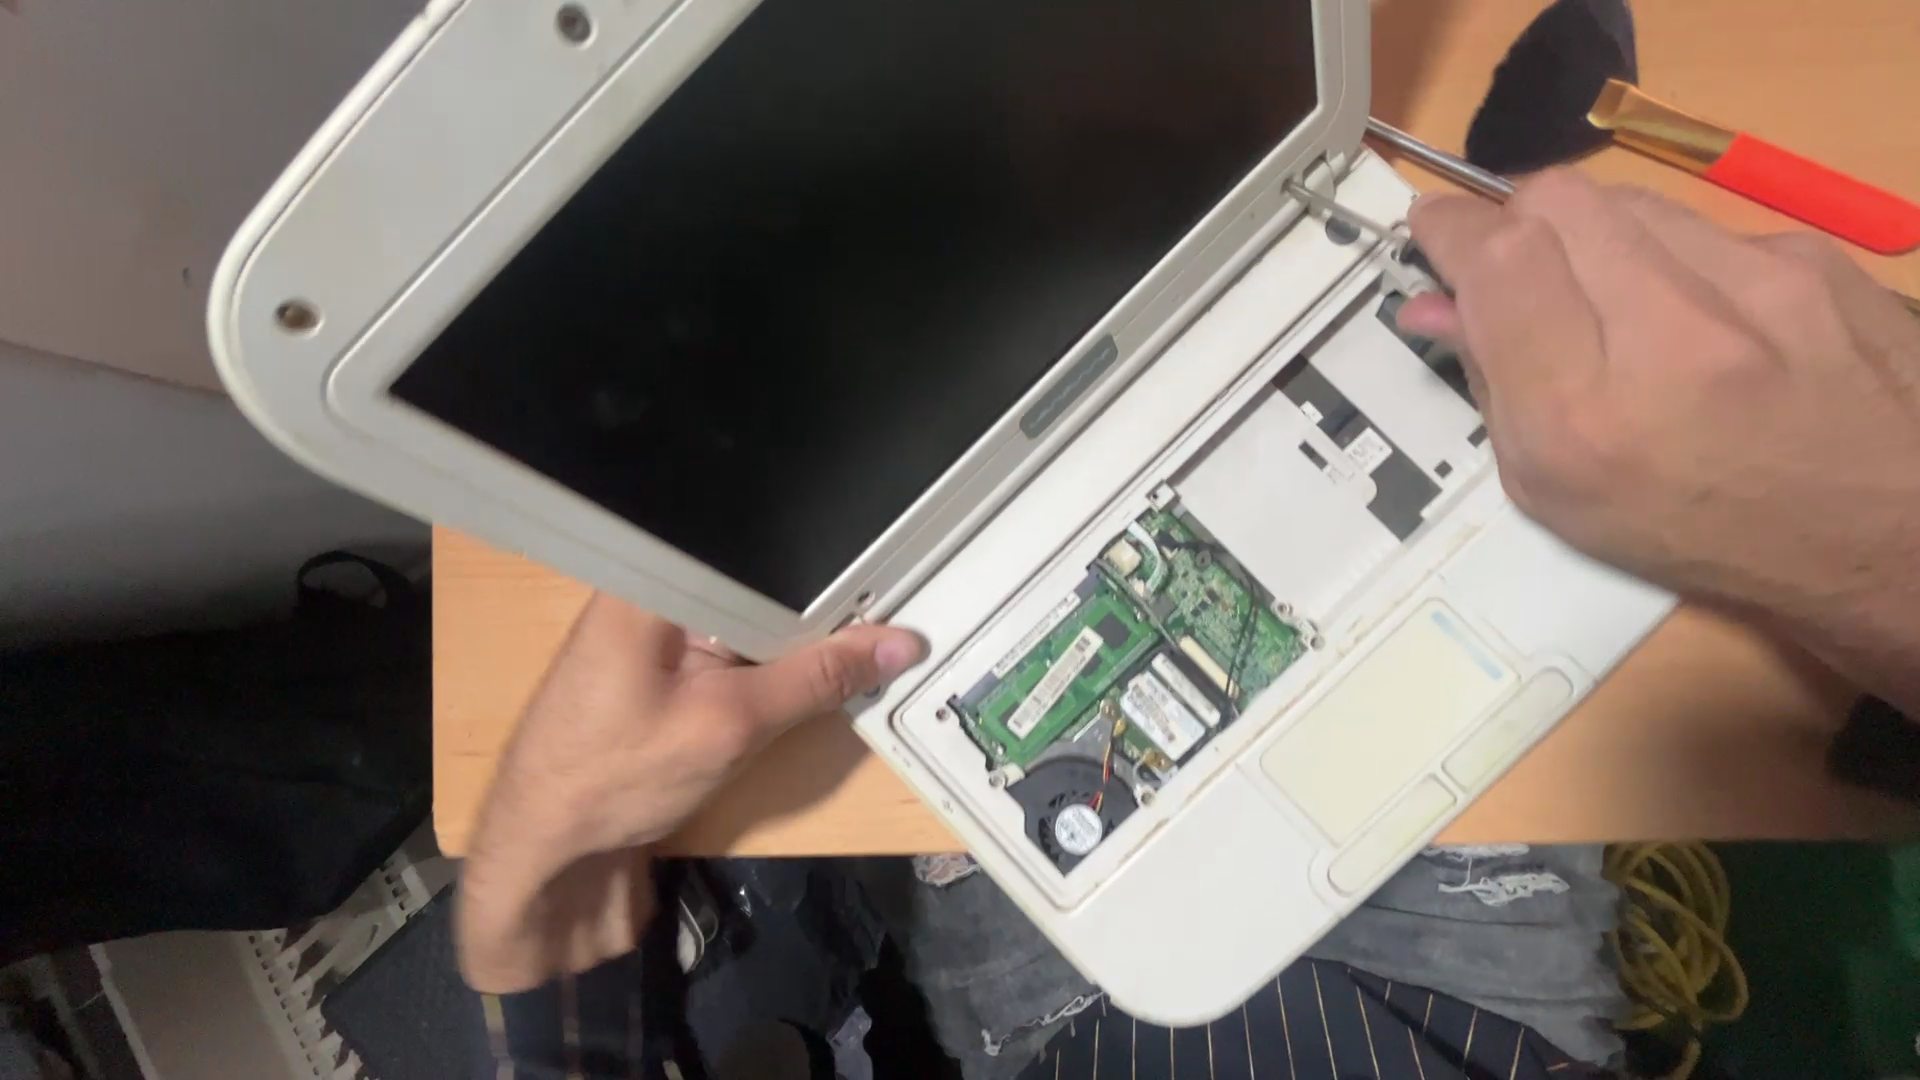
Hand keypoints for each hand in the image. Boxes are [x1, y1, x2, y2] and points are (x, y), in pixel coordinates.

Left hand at [455, 594, 924, 991]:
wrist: (544, 852)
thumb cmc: (616, 780)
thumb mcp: (732, 723)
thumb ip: (817, 678)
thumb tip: (899, 643)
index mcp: (655, 579)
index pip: (760, 547)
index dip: (825, 562)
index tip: (884, 581)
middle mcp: (655, 587)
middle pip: (758, 576)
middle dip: (815, 601)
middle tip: (882, 615)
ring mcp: (660, 623)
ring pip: (753, 611)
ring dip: (796, 636)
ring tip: (858, 638)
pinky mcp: (667, 656)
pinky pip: (736, 640)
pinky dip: (771, 658)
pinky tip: (803, 670)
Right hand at [1400, 169, 1919, 710]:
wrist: (1875, 530)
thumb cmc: (1677, 525)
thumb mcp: (1545, 481)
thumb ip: (1486, 382)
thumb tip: (1430, 305)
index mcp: (1580, 410)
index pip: (1501, 263)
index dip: (1448, 228)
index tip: (1426, 225)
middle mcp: (1666, 333)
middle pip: (1555, 203)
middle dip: (1504, 220)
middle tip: (1496, 266)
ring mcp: (1755, 283)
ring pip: (1620, 201)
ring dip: (1572, 233)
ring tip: (1580, 293)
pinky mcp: (1812, 258)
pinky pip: (1691, 224)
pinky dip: (1648, 251)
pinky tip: (1666, 306)